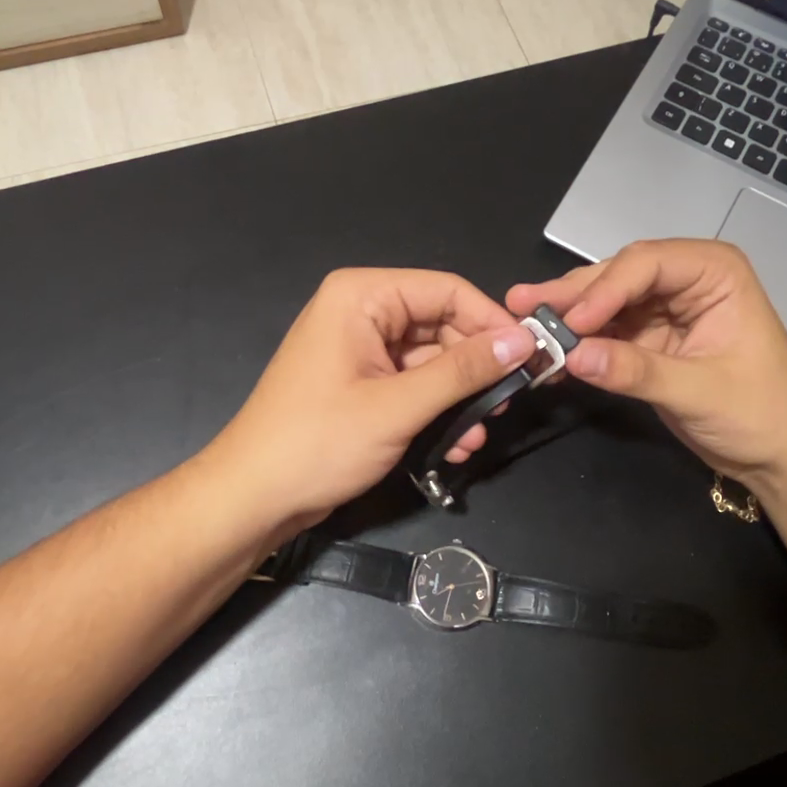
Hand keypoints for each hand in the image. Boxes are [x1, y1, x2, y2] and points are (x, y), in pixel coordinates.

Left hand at [203, 268, 535, 535]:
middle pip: (441, 326)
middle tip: (507, 405)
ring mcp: (360, 350)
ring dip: (459, 398)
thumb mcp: (397, 407)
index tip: (531, 357)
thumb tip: (522, 343)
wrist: (255, 496)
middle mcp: (362, 313)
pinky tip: (456, 444)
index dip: (492, 322)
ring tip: (478, 435)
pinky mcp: (362, 385)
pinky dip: (437, 411)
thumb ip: (462, 372)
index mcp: (362, 296)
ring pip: (432, 361)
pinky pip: (413, 386)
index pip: (446, 290)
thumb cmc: (318, 442)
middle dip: (476, 369)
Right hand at [506, 239, 786, 489]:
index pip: (646, 264)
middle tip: (521, 306)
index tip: (569, 323)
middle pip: (616, 277)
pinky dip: (577, 344)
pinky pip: (604, 334)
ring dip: (566, 317)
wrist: (783, 455)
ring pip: (604, 303)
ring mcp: (663, 311)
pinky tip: (546, 353)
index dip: (603, 289)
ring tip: (520, 321)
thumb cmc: (763, 413)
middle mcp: (684, 281)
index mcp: (713, 273)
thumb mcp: (700, 391)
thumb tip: (571, 357)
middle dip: (572, 296)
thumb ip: (636, 371)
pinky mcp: (648, 341)